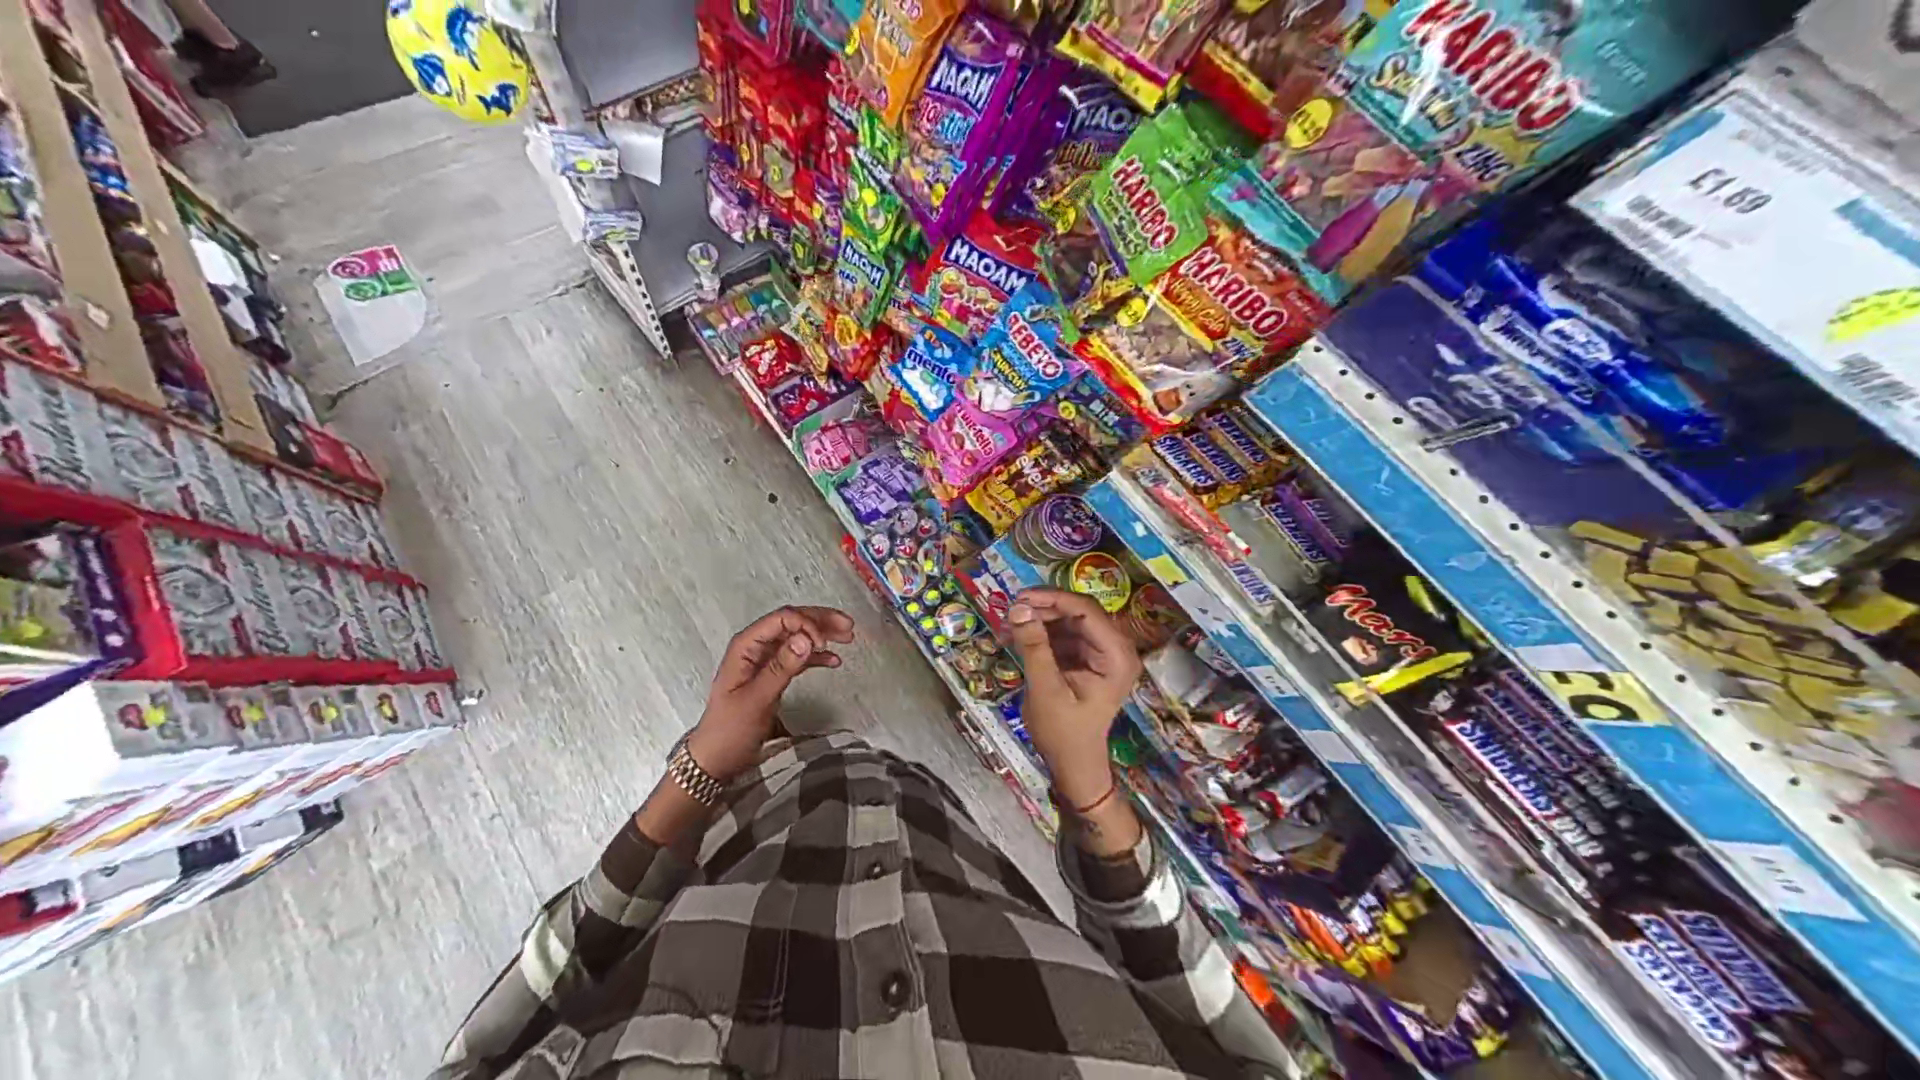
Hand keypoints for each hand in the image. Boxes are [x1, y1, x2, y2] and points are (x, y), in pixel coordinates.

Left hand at [687, 605, 854, 780]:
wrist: (715, 760)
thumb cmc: (730, 731)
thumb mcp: (757, 699)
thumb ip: (781, 667)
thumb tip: (807, 639)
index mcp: (746, 647)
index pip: (781, 619)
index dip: (806, 624)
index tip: (824, 642)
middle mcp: (755, 648)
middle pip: (792, 623)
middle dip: (820, 621)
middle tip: (848, 626)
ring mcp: (764, 661)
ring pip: (797, 638)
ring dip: (822, 635)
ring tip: (847, 638)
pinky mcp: (772, 676)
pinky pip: (798, 657)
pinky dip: (816, 656)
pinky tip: (834, 660)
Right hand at [1003, 588, 1141, 808]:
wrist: (1072, 764)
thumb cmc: (1064, 732)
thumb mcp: (1046, 689)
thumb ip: (1034, 647)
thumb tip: (1018, 608)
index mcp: (1116, 656)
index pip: (1087, 612)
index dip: (1053, 599)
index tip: (1021, 598)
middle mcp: (1116, 649)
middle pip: (1079, 613)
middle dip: (1044, 609)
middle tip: (1012, 609)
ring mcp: (1102, 653)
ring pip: (1069, 621)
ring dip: (1040, 620)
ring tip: (1010, 623)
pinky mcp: (1087, 659)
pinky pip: (1065, 635)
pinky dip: (1042, 633)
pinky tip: (1018, 635)